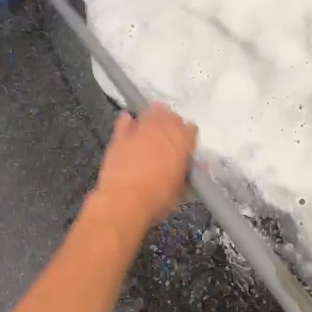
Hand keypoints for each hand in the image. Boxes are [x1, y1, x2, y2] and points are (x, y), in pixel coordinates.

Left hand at [90, 103, 197, 227]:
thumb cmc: (158, 197)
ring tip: (152, 128)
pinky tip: (130, 124)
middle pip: (171, 116)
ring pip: (151, 112)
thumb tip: (185, 168)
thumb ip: (184, 172)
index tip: (186, 147)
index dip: (188, 138)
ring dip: (154, 118)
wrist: (124, 200)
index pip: (191, 129)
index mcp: (181, 140)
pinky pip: (126, 120)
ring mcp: (140, 129)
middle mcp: (162, 129)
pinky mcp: (120, 135)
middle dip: (172, 124)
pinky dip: (129, 121)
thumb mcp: (181, 188)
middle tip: (170, 137)